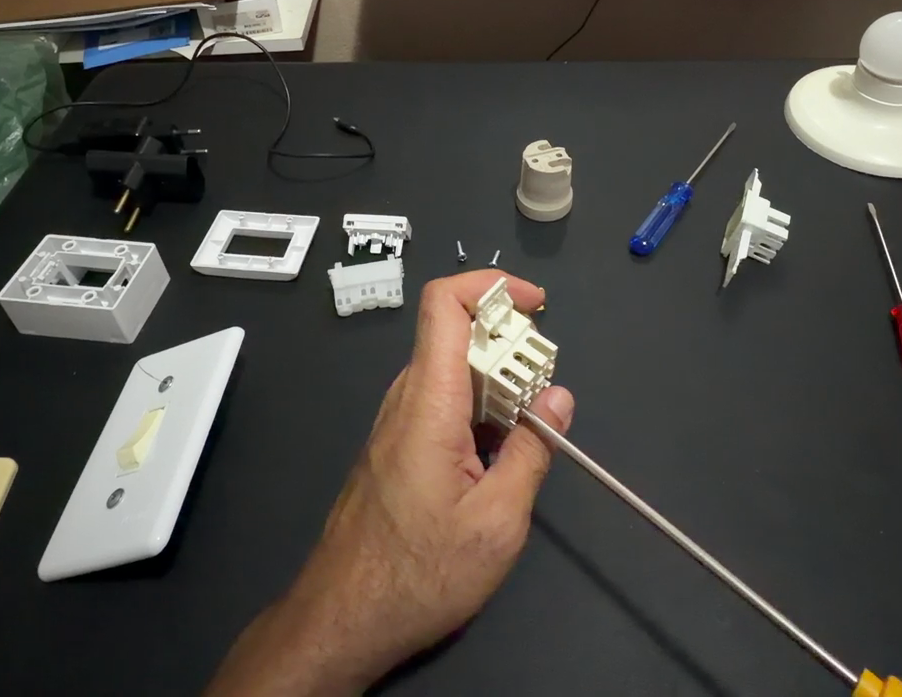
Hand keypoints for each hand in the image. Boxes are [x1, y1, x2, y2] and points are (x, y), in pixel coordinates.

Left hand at [205, 271, 573, 695]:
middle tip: (545, 388)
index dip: (490, 284)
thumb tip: (558, 398)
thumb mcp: (497, 522)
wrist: (343, 617)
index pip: (443, 303)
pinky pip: (442, 400)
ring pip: (452, 369)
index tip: (535, 303)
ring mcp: (397, 419)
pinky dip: (479, 406)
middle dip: (510, 343)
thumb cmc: (419, 573)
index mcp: (429, 402)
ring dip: (497, 379)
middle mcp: (407, 397)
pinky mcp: (397, 441)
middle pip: (457, 335)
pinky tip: (499, 453)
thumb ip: (532, 452)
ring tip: (530, 424)